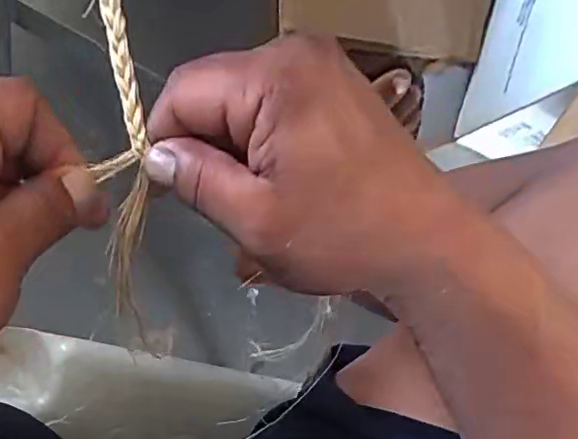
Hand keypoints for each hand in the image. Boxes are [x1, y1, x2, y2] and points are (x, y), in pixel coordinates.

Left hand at [0, 78, 106, 405]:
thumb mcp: (3, 251)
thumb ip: (50, 207)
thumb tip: (88, 186)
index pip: (24, 104)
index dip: (63, 150)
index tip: (79, 208)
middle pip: (1, 131)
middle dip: (40, 179)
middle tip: (60, 235)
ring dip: (13, 204)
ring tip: (19, 255)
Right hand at [144, 34, 462, 300]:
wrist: (423, 244)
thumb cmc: (339, 236)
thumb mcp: (255, 219)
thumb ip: (198, 181)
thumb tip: (155, 156)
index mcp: (273, 75)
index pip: (184, 91)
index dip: (163, 142)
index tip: (165, 194)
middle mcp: (296, 55)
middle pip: (214, 95)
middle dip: (202, 153)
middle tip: (218, 210)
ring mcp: (321, 71)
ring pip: (242, 110)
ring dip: (232, 160)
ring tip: (252, 209)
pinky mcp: (336, 94)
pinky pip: (274, 116)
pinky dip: (261, 155)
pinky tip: (276, 193)